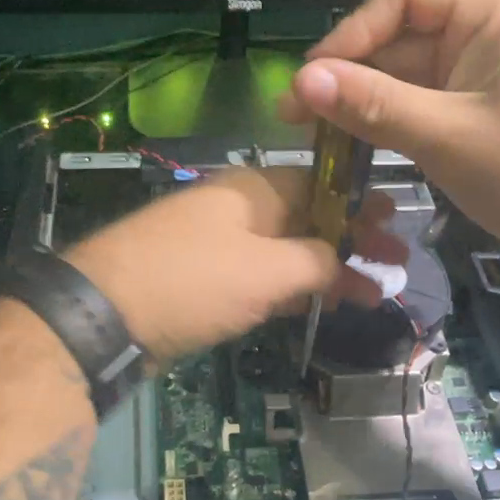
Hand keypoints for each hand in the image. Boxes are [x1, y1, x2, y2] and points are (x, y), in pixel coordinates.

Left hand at [64, 166, 404, 362]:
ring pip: (284, 251)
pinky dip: (290, 288)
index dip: (360, 204)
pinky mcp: (201, 280)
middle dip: (351, 242)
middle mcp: (237, 208)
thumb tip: (345, 261)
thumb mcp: (267, 270)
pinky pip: (259, 277)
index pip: (321, 183)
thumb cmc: (193, 281)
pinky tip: (315, 306)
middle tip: (394, 265)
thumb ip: (316, 261)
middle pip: (306, 218)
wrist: (104, 315)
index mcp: (254, 188)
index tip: (395, 223)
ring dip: (325, 270)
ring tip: (368, 295)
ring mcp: (216, 244)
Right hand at [277, 0, 499, 284]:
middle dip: (352, 69)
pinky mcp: (494, 108)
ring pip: (415, 71)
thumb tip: (300, 80)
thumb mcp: (448, 139)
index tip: (313, 81)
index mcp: (495, 11)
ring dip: (370, 99)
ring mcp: (495, 71)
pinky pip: (434, 100)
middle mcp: (494, 28)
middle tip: (299, 118)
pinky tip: (364, 145)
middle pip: (405, 30)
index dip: (353, 29)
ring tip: (322, 137)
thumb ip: (373, 106)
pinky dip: (398, 119)